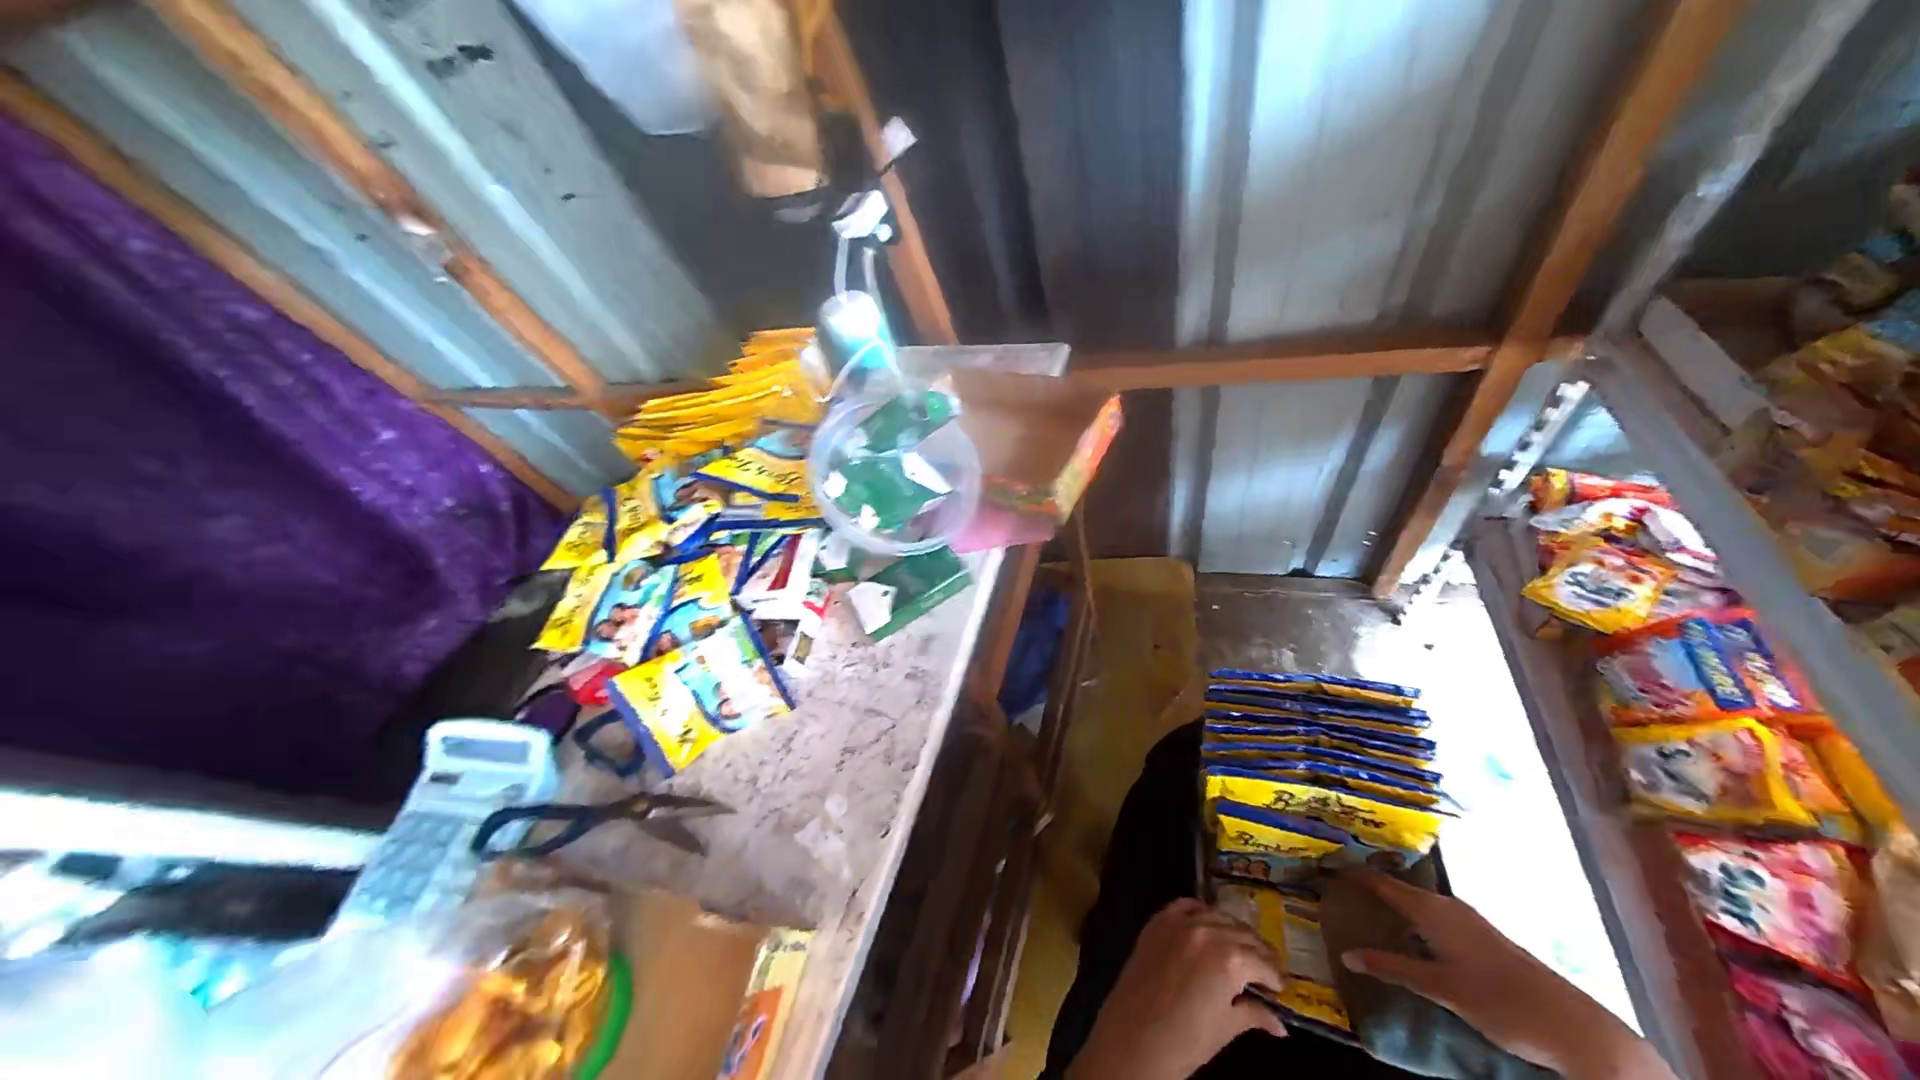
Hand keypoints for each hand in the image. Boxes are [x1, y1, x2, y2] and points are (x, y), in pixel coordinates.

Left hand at [1070, 898, 1286, 1079]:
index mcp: (1229, 958)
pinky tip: (1207, 924)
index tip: (1280, 988)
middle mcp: (1207, 931)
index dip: (1275, 978)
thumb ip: (1254, 1014)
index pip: (1263, 963)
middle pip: (1243, 935)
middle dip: (1258, 952)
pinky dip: (1199, 911)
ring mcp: (1179, 923)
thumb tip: (1280, 1024)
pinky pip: (1184, 906)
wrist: (1133, 1038)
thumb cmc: (1185, 1040)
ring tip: (1241, 949)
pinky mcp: (1157, 922)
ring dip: (1232, 931)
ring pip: (1217, 916)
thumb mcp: (1226, 1027)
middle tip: (1266, 969)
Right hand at [1338, 870, 1675, 1079]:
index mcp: (1433, 910)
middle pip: (1400, 890)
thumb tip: (1346, 954)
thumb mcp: (1441, 987)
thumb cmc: (1501, 1002)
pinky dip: (1412, 921)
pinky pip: (1433, 918)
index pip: (1381, 882)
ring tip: (1364, 914)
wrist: (1574, 1028)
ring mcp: (1469, 922)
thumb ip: (1392, 968)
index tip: (1325, 867)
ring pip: (1418, 905)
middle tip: (1338, 893)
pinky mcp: (1482, 939)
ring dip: (1392, 906)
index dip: (1352, 874)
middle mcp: (1449, 906)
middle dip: (1369, 889)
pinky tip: (1405, 938)